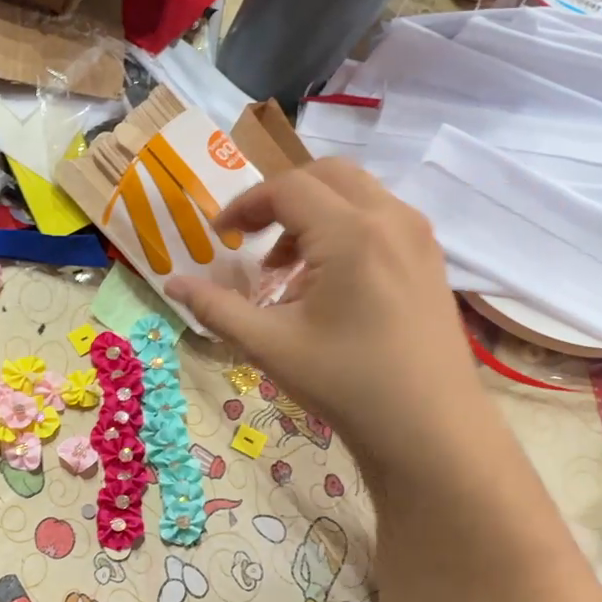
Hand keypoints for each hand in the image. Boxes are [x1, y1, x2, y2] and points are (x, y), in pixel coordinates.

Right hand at [165, 159, 485, 470]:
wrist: (428, 426)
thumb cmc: (344, 382)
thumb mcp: (268, 345)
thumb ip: (215, 308)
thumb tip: (171, 284)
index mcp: (350, 234)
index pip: (288, 189)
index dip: (245, 206)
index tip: (218, 236)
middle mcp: (391, 220)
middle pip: (327, 175)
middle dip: (280, 197)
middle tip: (248, 236)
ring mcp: (417, 238)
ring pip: (357, 193)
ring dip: (312, 214)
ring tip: (282, 266)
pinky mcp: (429, 260)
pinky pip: (379, 218)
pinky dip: (341, 229)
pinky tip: (322, 282)